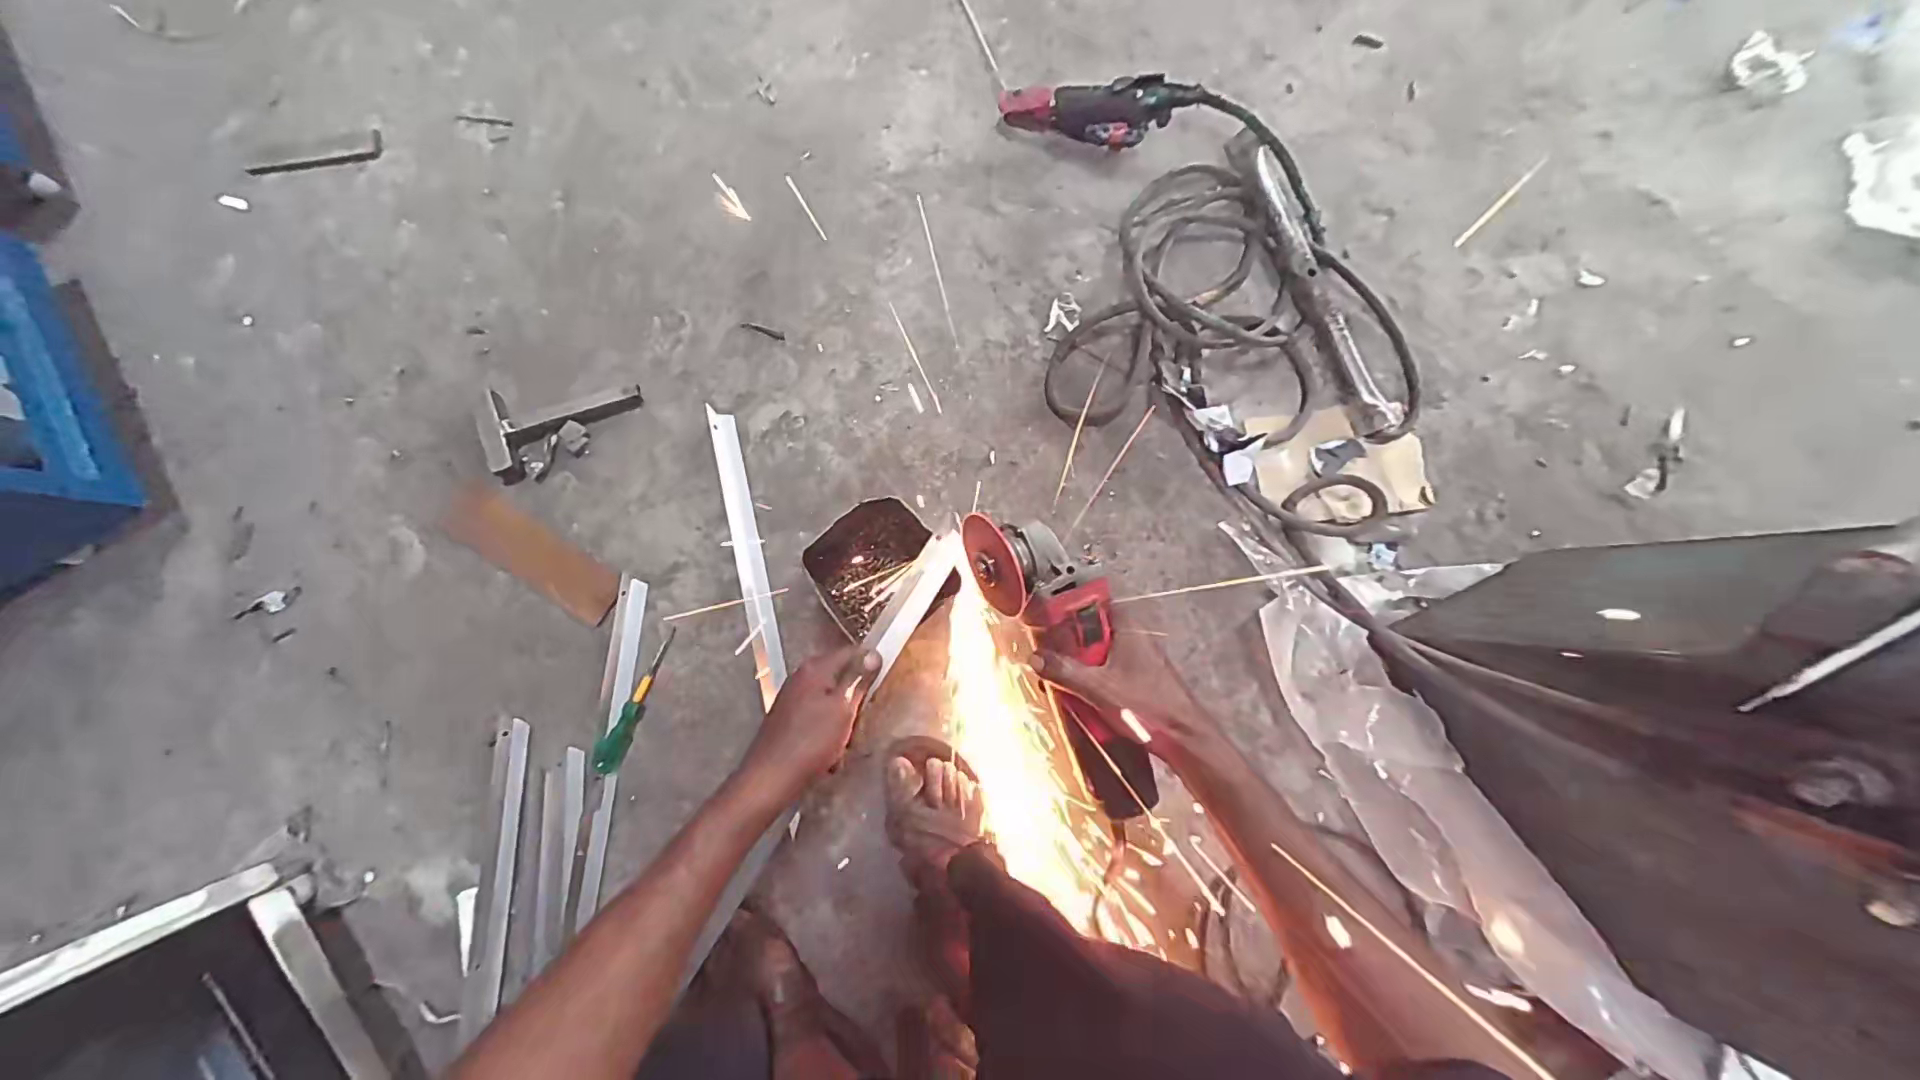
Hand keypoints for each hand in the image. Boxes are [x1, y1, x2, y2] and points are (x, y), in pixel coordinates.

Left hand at [743, 644, 880, 797]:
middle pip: (840, 676)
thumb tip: (874, 652)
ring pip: (831, 699)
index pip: (852, 652)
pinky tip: (830, 749)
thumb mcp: (843, 708)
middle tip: (866, 714)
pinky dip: (827, 729)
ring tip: (847, 736)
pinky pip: (818, 716)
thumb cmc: (811, 741)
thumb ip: (858, 678)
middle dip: (856, 694)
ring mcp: (792, 698)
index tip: (884, 683)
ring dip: (843, 716)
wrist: (770, 778)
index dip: (871, 664)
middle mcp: (801, 677)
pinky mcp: (788, 719)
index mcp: (815, 668)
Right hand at [1028, 609, 1218, 761]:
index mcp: (1128, 626)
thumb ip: (1065, 671)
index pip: (1093, 601)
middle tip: (1052, 658)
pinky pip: (1109, 669)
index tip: (1047, 619)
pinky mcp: (1141, 677)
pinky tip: (1086, 697)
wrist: (1184, 738)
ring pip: (1100, 652)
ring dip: (1082, 665)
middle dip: (1071, 644)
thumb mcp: (1098, 688)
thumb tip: (1035, 658)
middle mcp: (1135, 636)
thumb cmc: (1149, 706)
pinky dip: (1095, 679)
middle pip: (1093, 629)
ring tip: (1066, 681)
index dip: (1069, 608)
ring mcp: (1139, 657)